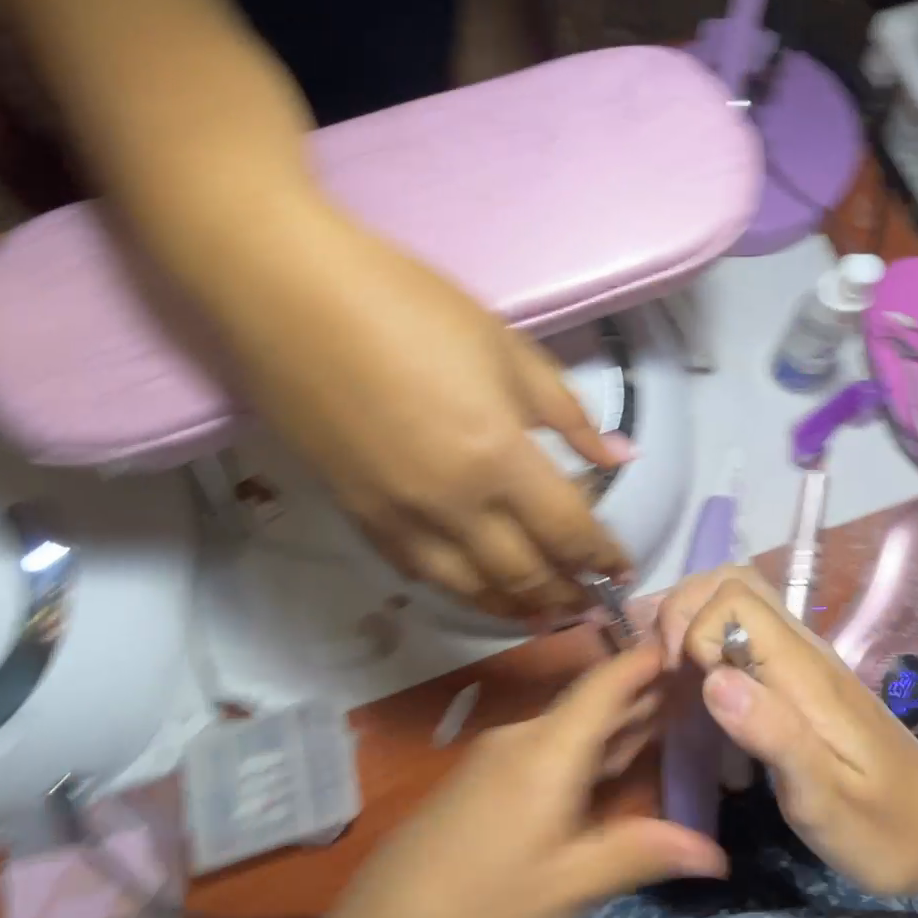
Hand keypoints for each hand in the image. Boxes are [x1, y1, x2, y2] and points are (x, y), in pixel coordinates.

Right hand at [223, 229, 631, 618]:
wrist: (294, 301)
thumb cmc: (413, 308)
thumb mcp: (508, 348)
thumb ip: (566, 413)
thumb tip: (618, 457)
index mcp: (500, 456)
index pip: (568, 531)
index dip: (602, 558)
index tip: (623, 571)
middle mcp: (453, 506)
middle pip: (524, 575)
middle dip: (568, 595)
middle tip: (593, 603)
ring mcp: (401, 520)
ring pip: (471, 590)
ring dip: (517, 609)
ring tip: (546, 616)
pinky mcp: (359, 518)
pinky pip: (421, 575)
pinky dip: (461, 592)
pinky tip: (478, 591)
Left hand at [322, 642, 728, 917]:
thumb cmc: (482, 903)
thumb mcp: (565, 884)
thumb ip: (639, 853)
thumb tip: (716, 852)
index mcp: (548, 748)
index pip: (605, 684)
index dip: (645, 659)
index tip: (686, 636)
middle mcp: (524, 736)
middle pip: (592, 704)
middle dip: (642, 693)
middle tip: (698, 680)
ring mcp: (500, 755)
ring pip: (571, 728)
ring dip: (618, 722)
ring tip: (670, 710)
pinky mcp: (486, 778)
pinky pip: (549, 748)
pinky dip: (590, 747)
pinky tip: (614, 757)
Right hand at [658, 567, 917, 899]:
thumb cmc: (884, 829)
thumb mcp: (826, 801)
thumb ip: (774, 736)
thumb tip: (715, 678)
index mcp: (805, 670)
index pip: (734, 598)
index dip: (694, 629)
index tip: (680, 683)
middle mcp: (803, 649)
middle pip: (734, 580)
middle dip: (685, 610)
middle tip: (668, 671)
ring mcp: (804, 660)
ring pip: (740, 599)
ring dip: (695, 620)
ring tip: (676, 676)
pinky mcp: (802, 678)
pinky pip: (748, 631)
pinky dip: (711, 640)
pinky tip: (701, 688)